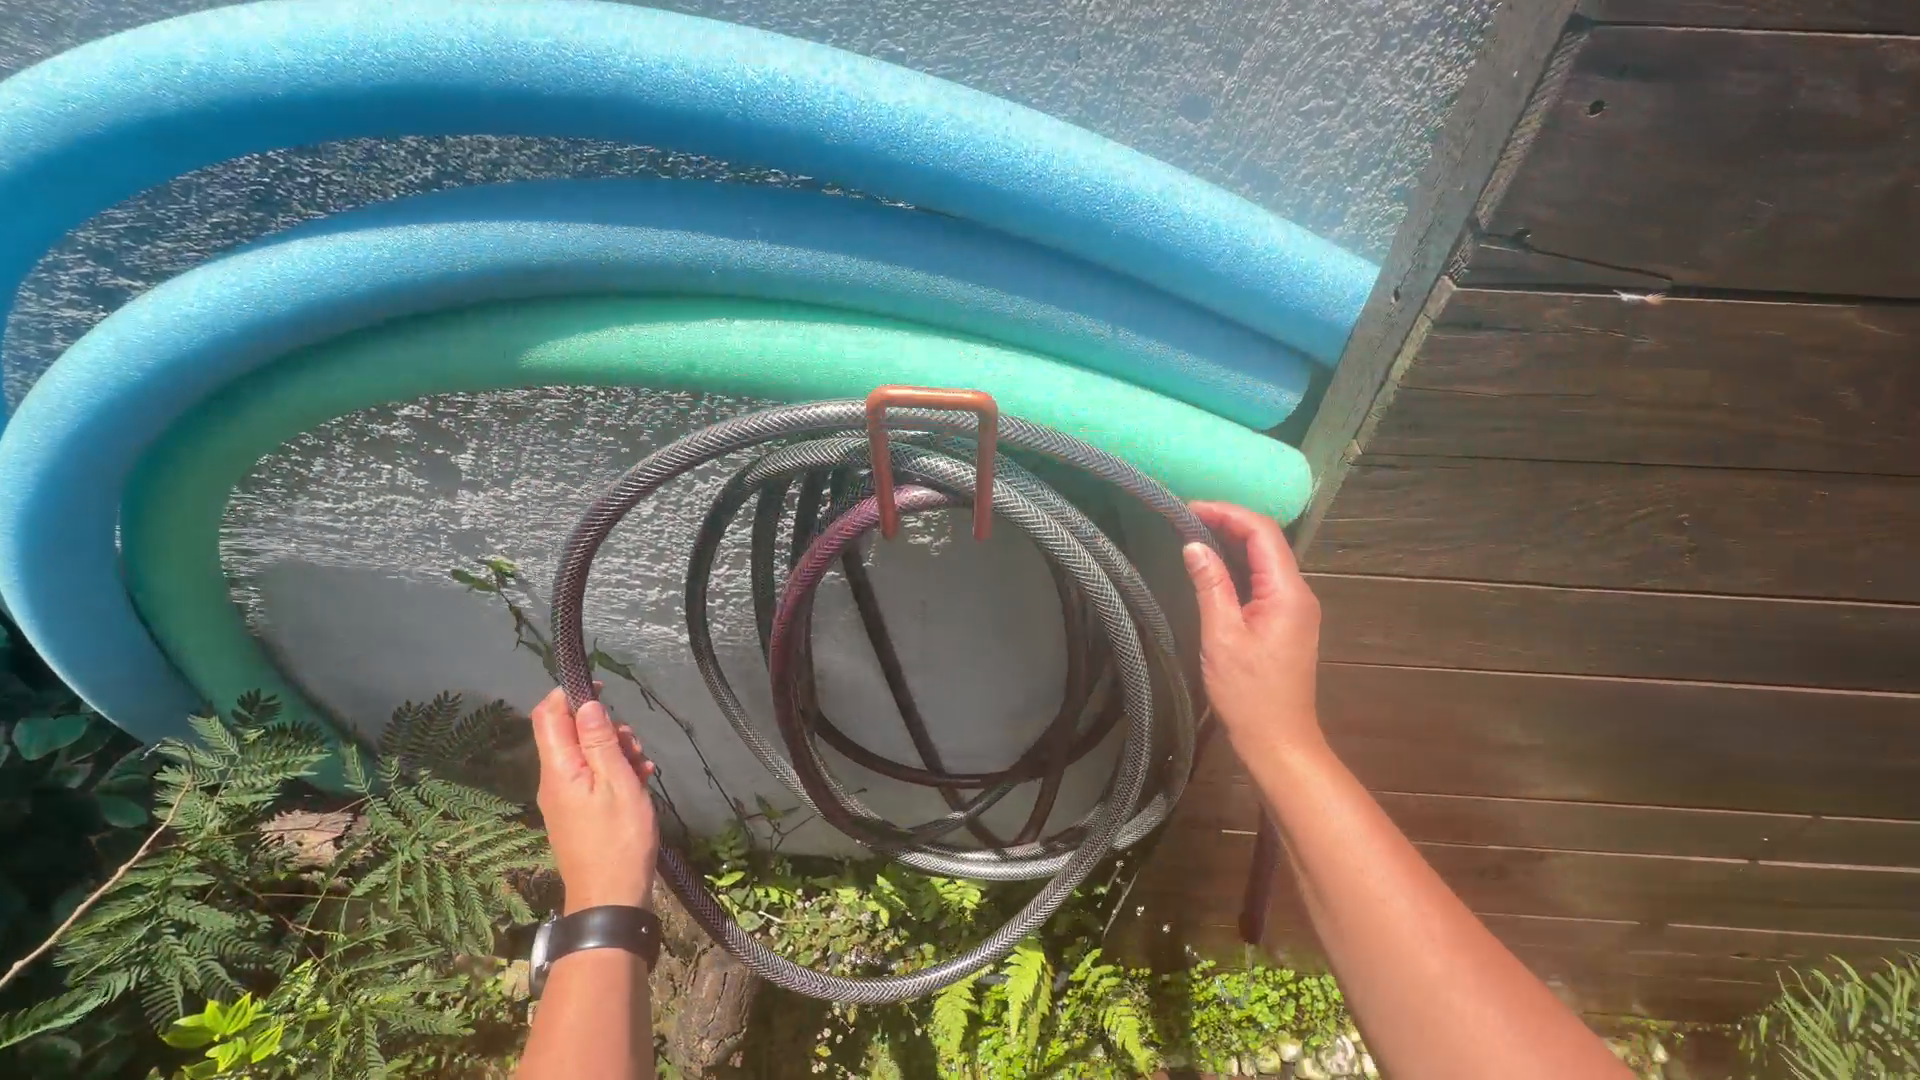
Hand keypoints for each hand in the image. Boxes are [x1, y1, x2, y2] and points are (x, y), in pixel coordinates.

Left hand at [530, 686, 659, 913]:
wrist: (611, 897)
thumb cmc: (619, 837)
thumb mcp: (619, 782)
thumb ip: (600, 741)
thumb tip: (585, 702)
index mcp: (559, 769)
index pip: (547, 715)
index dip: (569, 694)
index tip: (601, 687)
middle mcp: (553, 780)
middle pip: (569, 733)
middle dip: (603, 726)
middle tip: (633, 741)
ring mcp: (564, 798)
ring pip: (585, 754)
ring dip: (614, 749)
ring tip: (642, 763)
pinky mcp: (577, 811)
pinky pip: (592, 776)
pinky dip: (615, 770)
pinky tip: (641, 779)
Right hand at [1182, 501, 1323, 756]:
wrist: (1278, 739)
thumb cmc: (1248, 692)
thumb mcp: (1221, 636)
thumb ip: (1210, 586)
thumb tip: (1193, 545)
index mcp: (1287, 592)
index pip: (1263, 533)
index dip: (1227, 513)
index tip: (1189, 508)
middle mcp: (1298, 593)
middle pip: (1267, 541)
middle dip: (1228, 522)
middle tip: (1185, 518)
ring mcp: (1295, 608)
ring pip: (1265, 559)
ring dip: (1232, 542)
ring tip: (1192, 534)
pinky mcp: (1285, 621)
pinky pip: (1263, 579)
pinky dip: (1237, 565)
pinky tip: (1211, 566)